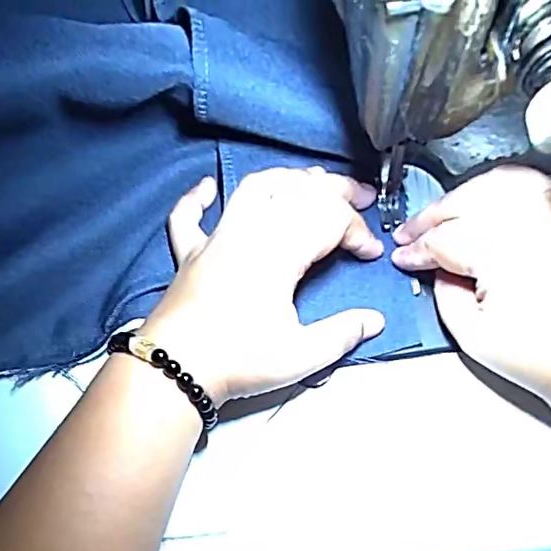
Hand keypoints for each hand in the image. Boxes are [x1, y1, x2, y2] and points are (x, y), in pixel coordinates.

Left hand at [137, 167, 388, 401]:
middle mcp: (248, 232)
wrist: (176, 369)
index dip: (357, 231)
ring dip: (286, 180)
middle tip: (359, 197)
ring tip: (311, 182)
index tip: (370, 254)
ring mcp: (216, 239)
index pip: (328, 219)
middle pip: (297, 191)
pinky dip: (199, 198)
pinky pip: (190, 216)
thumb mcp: (300, 355)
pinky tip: (207, 187)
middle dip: (334, 190)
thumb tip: (373, 321)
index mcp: (279, 252)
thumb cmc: (238, 362)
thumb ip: (341, 334)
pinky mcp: (190, 255)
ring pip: (254, 188)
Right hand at [391, 165, 550, 416]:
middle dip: (435, 215)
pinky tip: (493, 213)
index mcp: (501, 238)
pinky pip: (535, 185)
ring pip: (500, 182)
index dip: (417, 250)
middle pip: (467, 198)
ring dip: (467, 198)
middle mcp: (533, 207)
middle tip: (416, 235)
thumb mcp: (475, 335)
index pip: (444, 236)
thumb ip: (446, 294)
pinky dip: (506, 194)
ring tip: (450, 219)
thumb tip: (440, 272)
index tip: (404, 258)